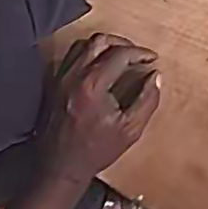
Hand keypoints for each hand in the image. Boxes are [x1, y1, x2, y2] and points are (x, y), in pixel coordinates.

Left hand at [42, 34, 160, 185]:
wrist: (59, 168)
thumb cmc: (94, 150)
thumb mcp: (130, 130)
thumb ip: (147, 100)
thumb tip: (156, 76)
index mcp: (93, 84)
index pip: (121, 54)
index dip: (141, 53)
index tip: (152, 59)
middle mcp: (74, 75)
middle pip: (100, 40)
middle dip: (123, 43)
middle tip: (136, 54)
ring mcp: (60, 78)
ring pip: (83, 44)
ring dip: (104, 45)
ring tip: (118, 56)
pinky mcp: (52, 84)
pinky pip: (70, 56)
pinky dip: (87, 54)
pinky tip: (98, 65)